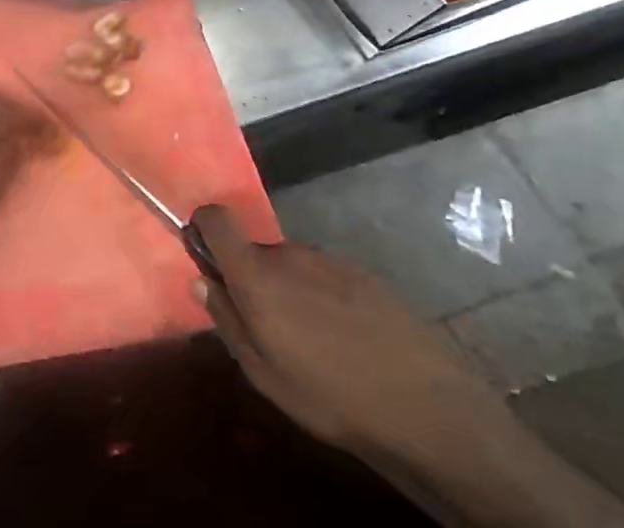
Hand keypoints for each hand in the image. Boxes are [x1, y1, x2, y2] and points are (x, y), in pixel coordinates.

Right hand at [190, 205, 515, 471]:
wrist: (423, 404)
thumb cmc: (329, 394)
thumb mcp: (263, 373)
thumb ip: (226, 320)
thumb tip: (199, 281)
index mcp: (257, 276)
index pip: (217, 219)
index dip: (204, 227)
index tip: (206, 256)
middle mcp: (289, 254)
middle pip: (254, 250)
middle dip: (250, 277)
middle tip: (266, 325)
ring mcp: (329, 259)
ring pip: (289, 264)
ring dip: (287, 288)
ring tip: (310, 337)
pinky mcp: (361, 271)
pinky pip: (322, 273)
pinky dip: (319, 294)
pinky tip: (343, 335)